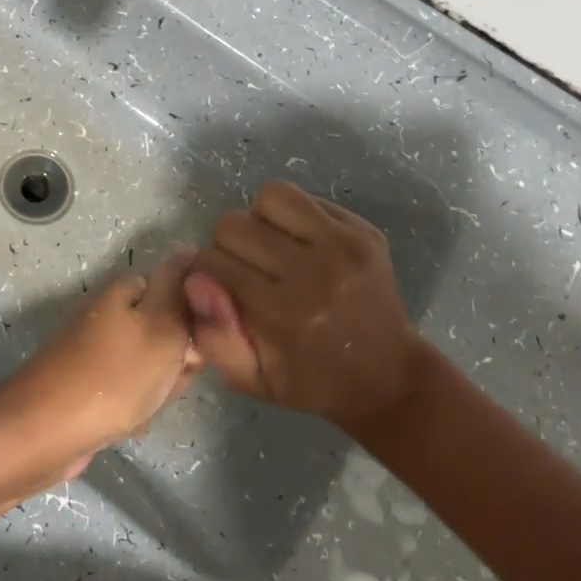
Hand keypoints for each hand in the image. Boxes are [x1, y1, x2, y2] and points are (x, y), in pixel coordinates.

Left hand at [0, 250, 202, 482]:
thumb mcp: (161, 326)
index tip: (197, 345)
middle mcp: (106, 316)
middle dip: (176, 361)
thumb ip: (176, 288)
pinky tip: (126, 425)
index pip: (174, 289)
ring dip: (156, 390)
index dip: (192, 318)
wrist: (44, 432)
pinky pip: (126, 394)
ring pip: (148, 367)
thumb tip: (187, 250)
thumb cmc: (113, 377)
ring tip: (144, 406)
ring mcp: (93, 352)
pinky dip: (132, 410)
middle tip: (169, 379)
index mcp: (122, 292)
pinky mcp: (85, 387)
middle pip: (163, 332)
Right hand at [185, 183, 426, 434]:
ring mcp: (344, 246)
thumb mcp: (251, 379)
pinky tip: (299, 244)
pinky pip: (304, 197)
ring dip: (260, 222)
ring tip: (270, 249)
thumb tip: (194, 280)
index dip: (206, 275)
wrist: (386, 377)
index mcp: (282, 314)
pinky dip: (290, 216)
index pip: (211, 264)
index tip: (220, 290)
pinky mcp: (362, 231)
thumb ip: (214, 336)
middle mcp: (314, 273)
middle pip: (233, 225)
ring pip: (269, 198)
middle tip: (246, 271)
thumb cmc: (309, 382)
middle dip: (228, 247)